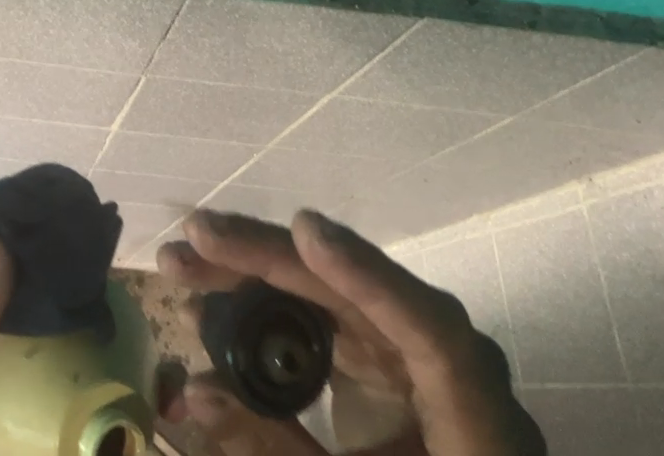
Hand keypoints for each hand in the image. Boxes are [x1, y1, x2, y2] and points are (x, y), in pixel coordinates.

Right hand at [158, 210, 543, 455]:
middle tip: (194, 237)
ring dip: (263, 275)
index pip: (433, 334)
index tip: (303, 229)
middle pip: (365, 296)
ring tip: (186, 264)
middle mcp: (456, 379)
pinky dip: (279, 311)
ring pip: (341, 299)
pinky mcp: (394, 372)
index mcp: (477, 428)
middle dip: (274, 261)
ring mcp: (421, 369)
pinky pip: (334, 324)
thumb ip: (274, 450)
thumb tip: (196, 388)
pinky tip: (223, 303)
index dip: (369, 278)